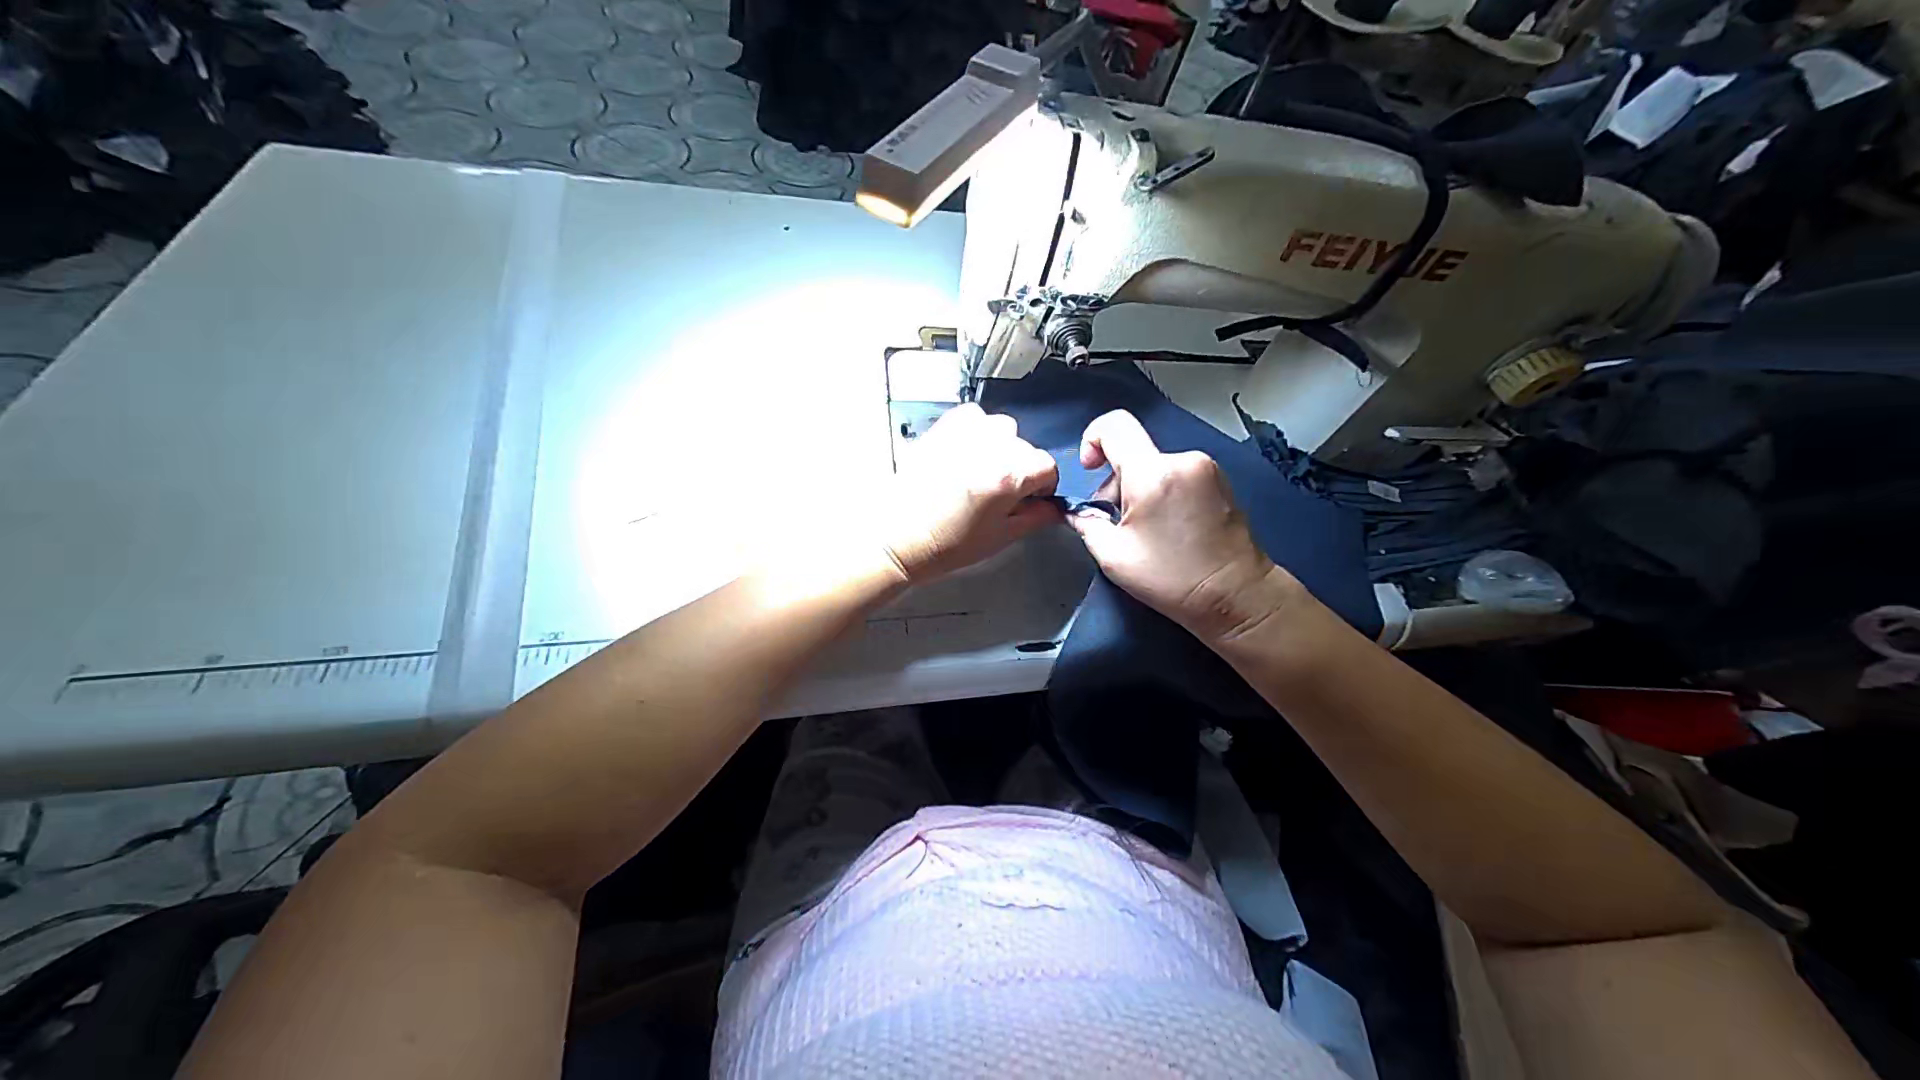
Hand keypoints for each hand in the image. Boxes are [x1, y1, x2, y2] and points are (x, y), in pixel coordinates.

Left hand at [875, 403, 1061, 583]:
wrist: (897, 537)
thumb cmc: (940, 542)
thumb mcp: (1001, 537)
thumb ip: (1036, 517)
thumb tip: (1052, 507)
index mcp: (1009, 474)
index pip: (1048, 467)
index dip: (1042, 487)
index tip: (1032, 498)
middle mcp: (989, 446)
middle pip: (1026, 449)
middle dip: (1019, 470)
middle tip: (998, 497)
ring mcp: (965, 433)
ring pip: (1002, 431)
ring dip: (998, 450)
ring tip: (977, 479)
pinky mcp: (944, 427)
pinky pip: (975, 420)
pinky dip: (976, 435)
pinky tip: (964, 460)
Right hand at [1067, 410, 1304, 643]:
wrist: (1236, 596)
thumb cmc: (1174, 578)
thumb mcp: (1113, 556)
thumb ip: (1086, 523)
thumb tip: (1078, 511)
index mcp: (1153, 473)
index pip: (1113, 426)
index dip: (1092, 441)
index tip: (1090, 469)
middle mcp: (1183, 460)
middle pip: (1134, 453)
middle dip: (1117, 482)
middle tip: (1118, 523)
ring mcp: (1206, 468)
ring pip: (1155, 466)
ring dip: (1141, 490)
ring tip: (1146, 531)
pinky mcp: (1220, 481)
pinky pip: (1177, 475)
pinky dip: (1163, 493)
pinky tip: (1168, 529)